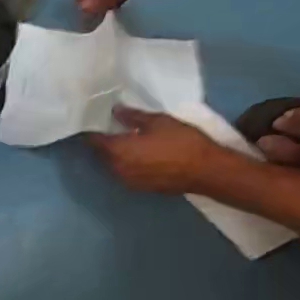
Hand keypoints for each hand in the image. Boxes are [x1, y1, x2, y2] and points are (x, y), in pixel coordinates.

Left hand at [85, 107, 244, 193]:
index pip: (95, 141)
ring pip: (113, 166)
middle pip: (101, 155)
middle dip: (102, 143)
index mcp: (118, 151)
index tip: (93, 122)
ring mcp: (129, 181)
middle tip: (108, 129)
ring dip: (114, 155)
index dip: (92, 131)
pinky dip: (126, 164)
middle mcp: (118, 169)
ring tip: (122, 141)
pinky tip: (136, 155)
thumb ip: (132, 117)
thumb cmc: (182, 142)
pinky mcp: (141, 188)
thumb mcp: (158, 122)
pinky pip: (125, 174)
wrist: (207, 171)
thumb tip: (115, 110)